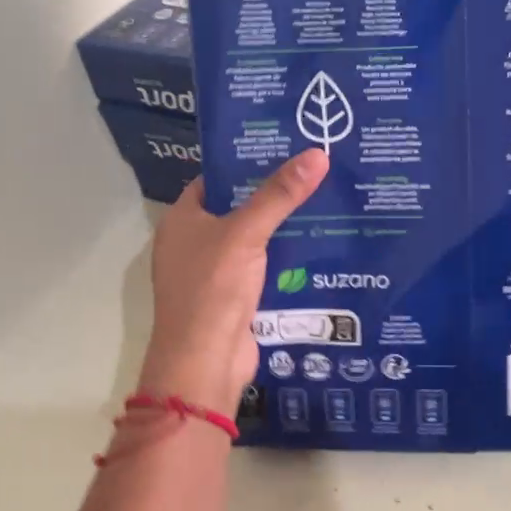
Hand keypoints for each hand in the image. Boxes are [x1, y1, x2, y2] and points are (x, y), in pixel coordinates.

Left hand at [141, 149, 328, 414]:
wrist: (205, 363)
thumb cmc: (213, 288)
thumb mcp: (247, 233)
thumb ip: (280, 194)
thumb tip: (318, 152)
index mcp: (182, 220)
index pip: (216, 180)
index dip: (248, 163)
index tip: (288, 148)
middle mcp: (193, 244)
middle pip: (238, 209)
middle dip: (274, 195)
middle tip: (316, 171)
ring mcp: (214, 274)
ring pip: (255, 240)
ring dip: (284, 228)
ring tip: (328, 201)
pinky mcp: (235, 299)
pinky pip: (264, 268)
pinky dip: (287, 259)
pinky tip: (321, 245)